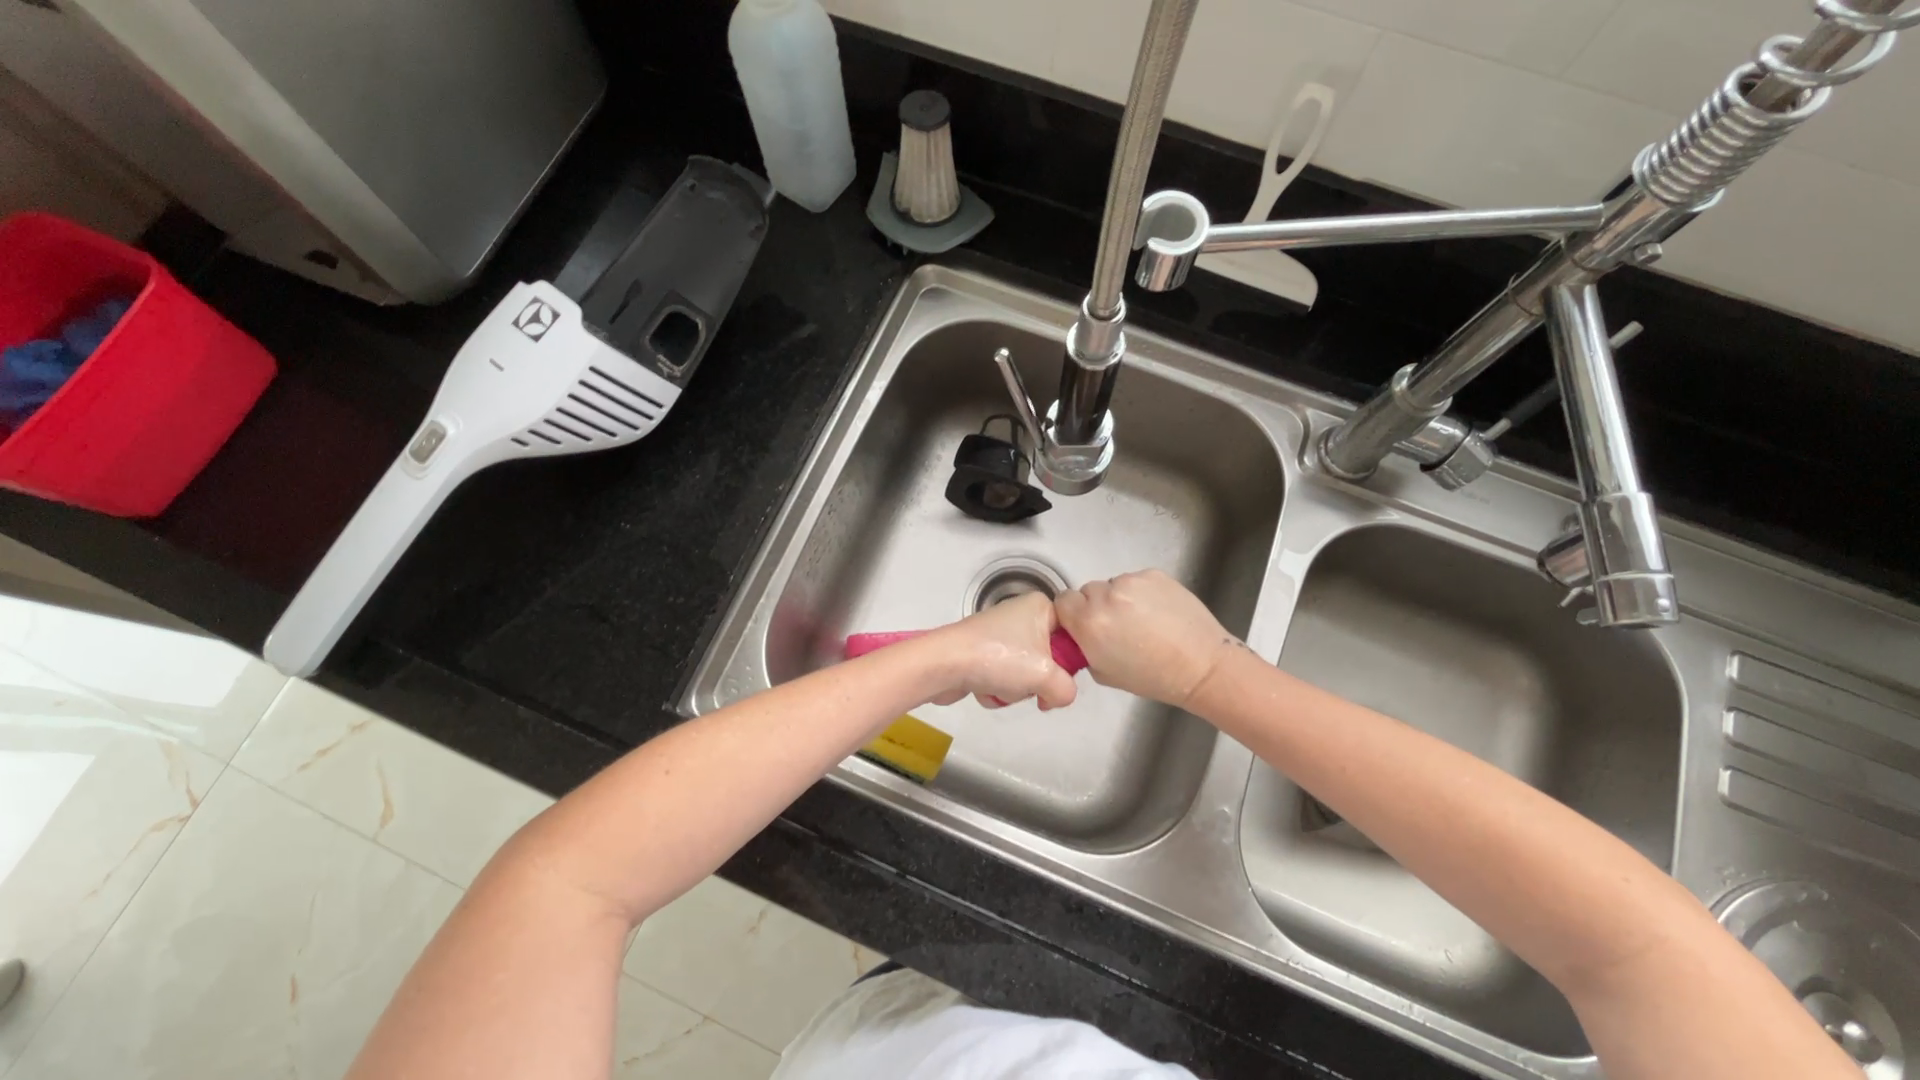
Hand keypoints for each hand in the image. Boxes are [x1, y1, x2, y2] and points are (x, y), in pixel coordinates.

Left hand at [917, 593, 1078, 710]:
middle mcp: (1021, 615)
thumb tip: (1057, 696)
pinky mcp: (982, 653)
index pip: (1074, 634)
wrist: (943, 664)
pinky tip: (984, 689)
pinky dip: (997, 689)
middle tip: (1031, 687)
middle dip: (1038, 680)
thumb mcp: (1046, 675)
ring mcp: (999, 635)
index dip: (1071, 661)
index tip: (1062, 678)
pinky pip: (1004, 677)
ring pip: (1025, 673)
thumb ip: (1066, 689)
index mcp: (1041, 606)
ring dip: (1015, 689)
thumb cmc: (1000, 659)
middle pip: (1049, 658)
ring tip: (1000, 687)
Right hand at [1054, 570, 1238, 709]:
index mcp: (1089, 622)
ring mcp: (1132, 581)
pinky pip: (1136, 581)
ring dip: (1119, 599)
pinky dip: (1141, 594)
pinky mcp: (1155, 574)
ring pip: (1113, 585)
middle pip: (1087, 592)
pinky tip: (1157, 613)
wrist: (1201, 665)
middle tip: (1116, 628)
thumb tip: (1079, 634)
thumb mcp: (1102, 672)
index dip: (1071, 614)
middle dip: (1096, 607)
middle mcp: (1106, 595)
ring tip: (1142, 622)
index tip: (1084, 627)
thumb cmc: (1151, 677)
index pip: (1062, 601)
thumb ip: (1083, 646)